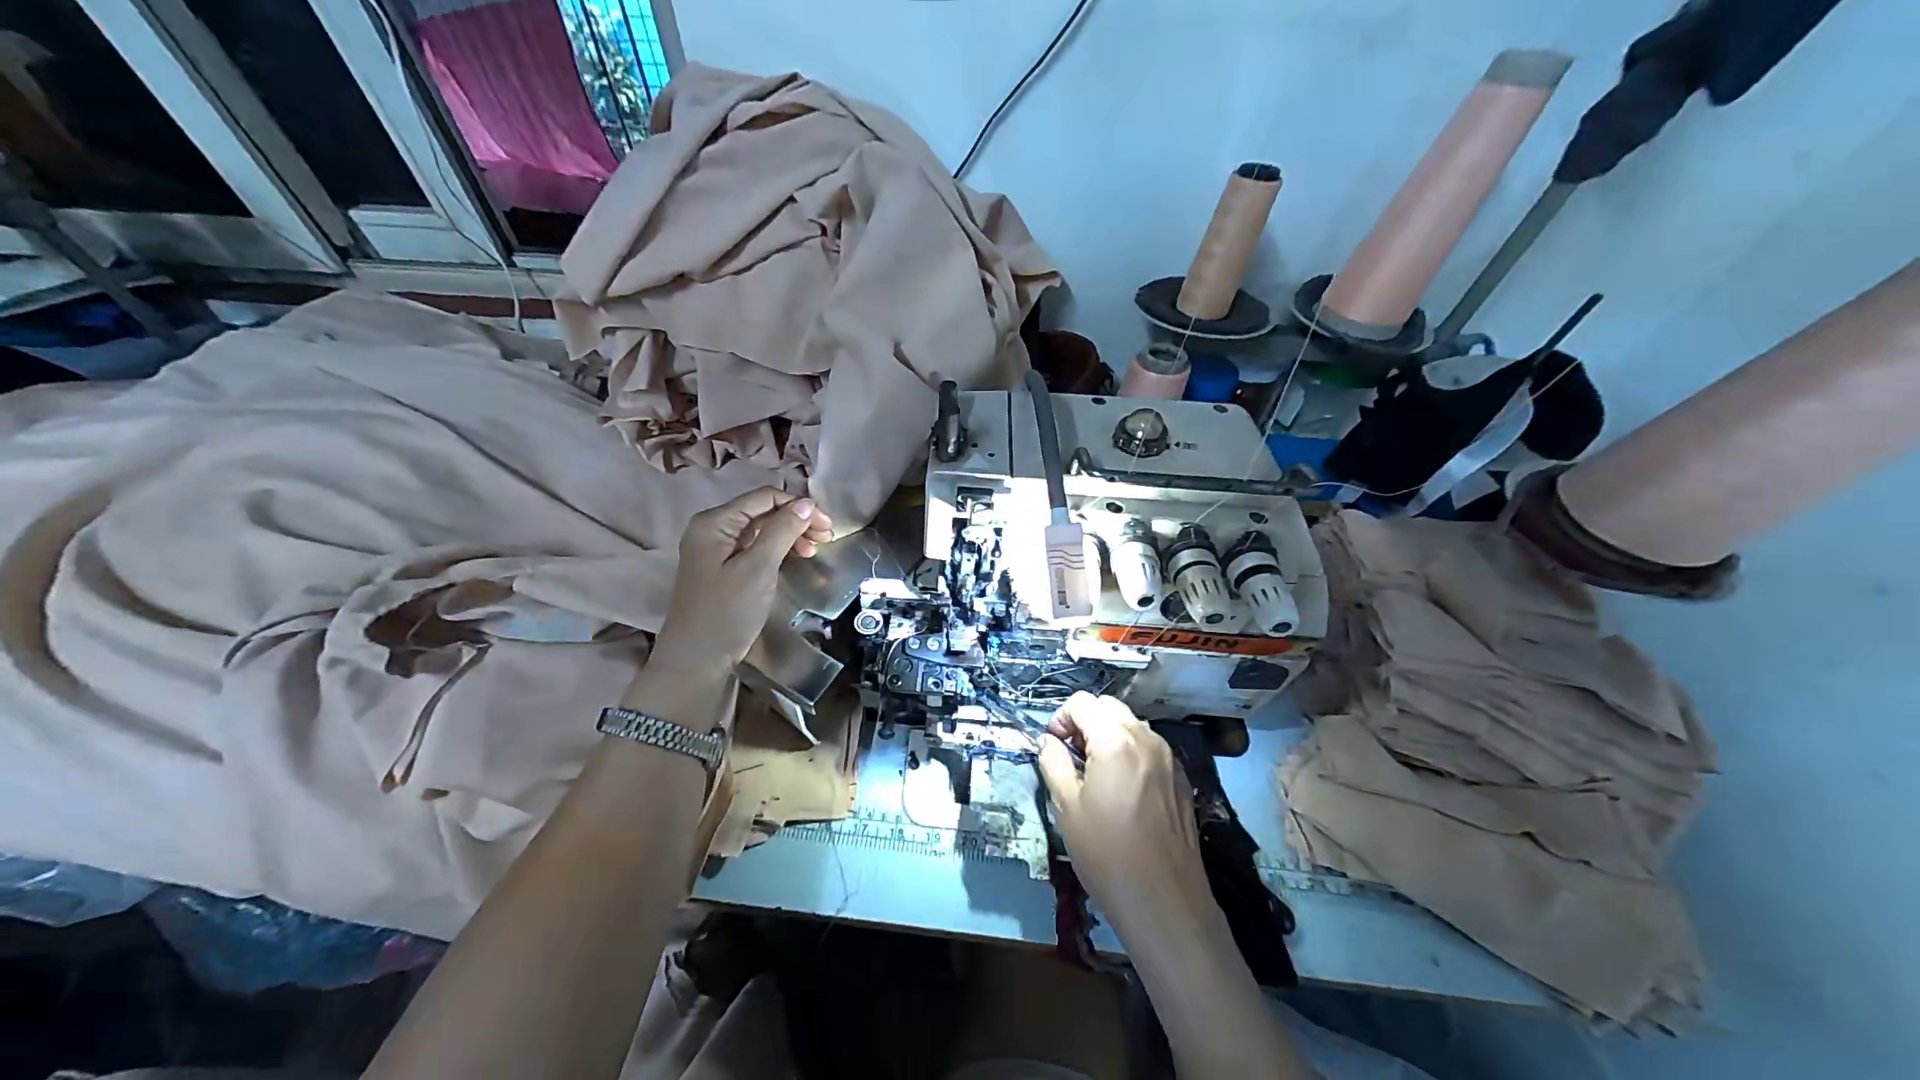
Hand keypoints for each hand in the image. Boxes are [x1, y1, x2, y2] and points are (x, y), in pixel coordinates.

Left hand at [646, 487, 833, 677]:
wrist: (697, 659)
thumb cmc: (727, 611)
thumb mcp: (759, 568)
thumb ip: (783, 531)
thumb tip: (807, 503)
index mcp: (715, 522)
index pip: (764, 497)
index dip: (798, 506)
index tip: (827, 527)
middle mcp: (712, 528)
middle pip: (762, 511)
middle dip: (796, 520)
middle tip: (826, 539)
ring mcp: (715, 549)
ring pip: (760, 530)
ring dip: (790, 535)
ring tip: (814, 551)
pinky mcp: (721, 568)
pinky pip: (754, 547)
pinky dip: (777, 550)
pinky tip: (795, 558)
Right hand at [1036, 693, 1210, 938]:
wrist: (1164, 900)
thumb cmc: (1107, 853)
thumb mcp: (1067, 808)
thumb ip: (1053, 763)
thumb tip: (1049, 742)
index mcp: (1116, 740)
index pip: (1083, 703)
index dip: (1061, 718)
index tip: (1053, 746)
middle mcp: (1147, 739)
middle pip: (1109, 707)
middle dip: (1085, 722)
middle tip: (1071, 757)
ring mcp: (1169, 758)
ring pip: (1132, 726)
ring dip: (1108, 736)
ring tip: (1095, 775)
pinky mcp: (1181, 779)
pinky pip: (1150, 749)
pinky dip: (1130, 754)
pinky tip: (1122, 791)